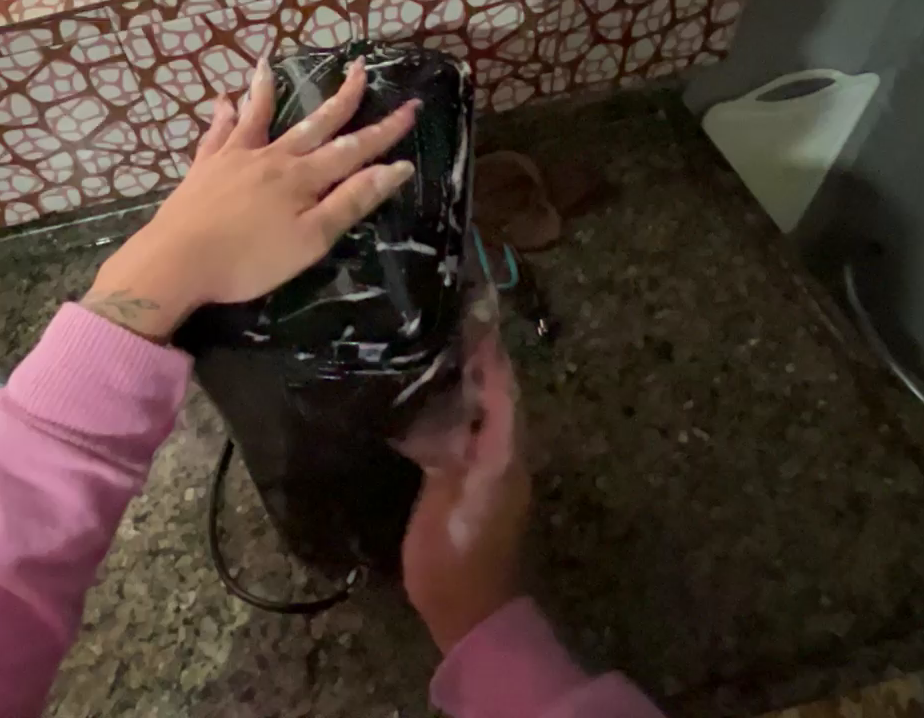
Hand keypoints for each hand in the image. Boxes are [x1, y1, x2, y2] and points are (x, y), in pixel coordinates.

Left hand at [80, 52, 419, 339]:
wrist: (177, 262)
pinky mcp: (204, 169)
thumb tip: (395, 168)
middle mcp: (273, 158)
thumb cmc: (250, 260)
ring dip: (266, 91)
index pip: (354, 149)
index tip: (411, 108)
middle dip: (342, 98)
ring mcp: (235, 159)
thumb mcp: (311, 239)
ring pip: (258, 117)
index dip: (385, 131)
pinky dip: (222, 117)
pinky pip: (216, 135)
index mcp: (303, 178)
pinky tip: (221, 103)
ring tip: (267, 62)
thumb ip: (351, 201)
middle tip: (360, 68)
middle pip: (314, 124)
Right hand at [400, 332, 530, 653]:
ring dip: (462, 374)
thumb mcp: (450, 504)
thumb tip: (451, 404)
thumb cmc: (457, 560)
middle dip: (476, 353)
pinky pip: (465, 427)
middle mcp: (502, 451)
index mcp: (502, 452)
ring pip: (479, 406)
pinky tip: (421, 392)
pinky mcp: (471, 477)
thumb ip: (452, 454)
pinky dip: (450, 403)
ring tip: (430, 341)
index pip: (500, 387)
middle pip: (492, 390)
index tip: (473, 310)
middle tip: (445, 315)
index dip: (489, 350)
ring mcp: (489, 465)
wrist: (468, 613)